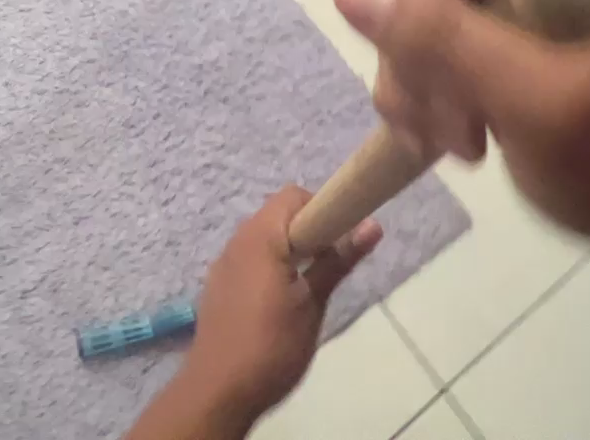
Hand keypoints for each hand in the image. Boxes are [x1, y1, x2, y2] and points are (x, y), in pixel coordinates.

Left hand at [180, 187, 382, 419]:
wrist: (217, 393)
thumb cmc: (272, 345)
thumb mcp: (313, 303)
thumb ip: (339, 260)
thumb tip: (372, 225)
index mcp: (260, 236)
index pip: (294, 196)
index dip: (322, 208)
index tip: (340, 237)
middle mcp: (237, 240)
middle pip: (277, 214)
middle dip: (307, 230)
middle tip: (329, 264)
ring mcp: (223, 262)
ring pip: (263, 237)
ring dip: (288, 248)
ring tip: (308, 285)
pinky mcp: (217, 284)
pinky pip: (248, 257)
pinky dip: (269, 264)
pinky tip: (279, 301)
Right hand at [331, 0, 589, 251]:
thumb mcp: (529, 97)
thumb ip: (440, 36)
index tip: (440, 57)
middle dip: (413, 51)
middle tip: (452, 122)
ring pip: (404, 9)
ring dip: (416, 82)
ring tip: (460, 138)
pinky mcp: (491, 23)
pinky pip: (420, 38)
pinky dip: (424, 93)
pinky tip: (456, 135)